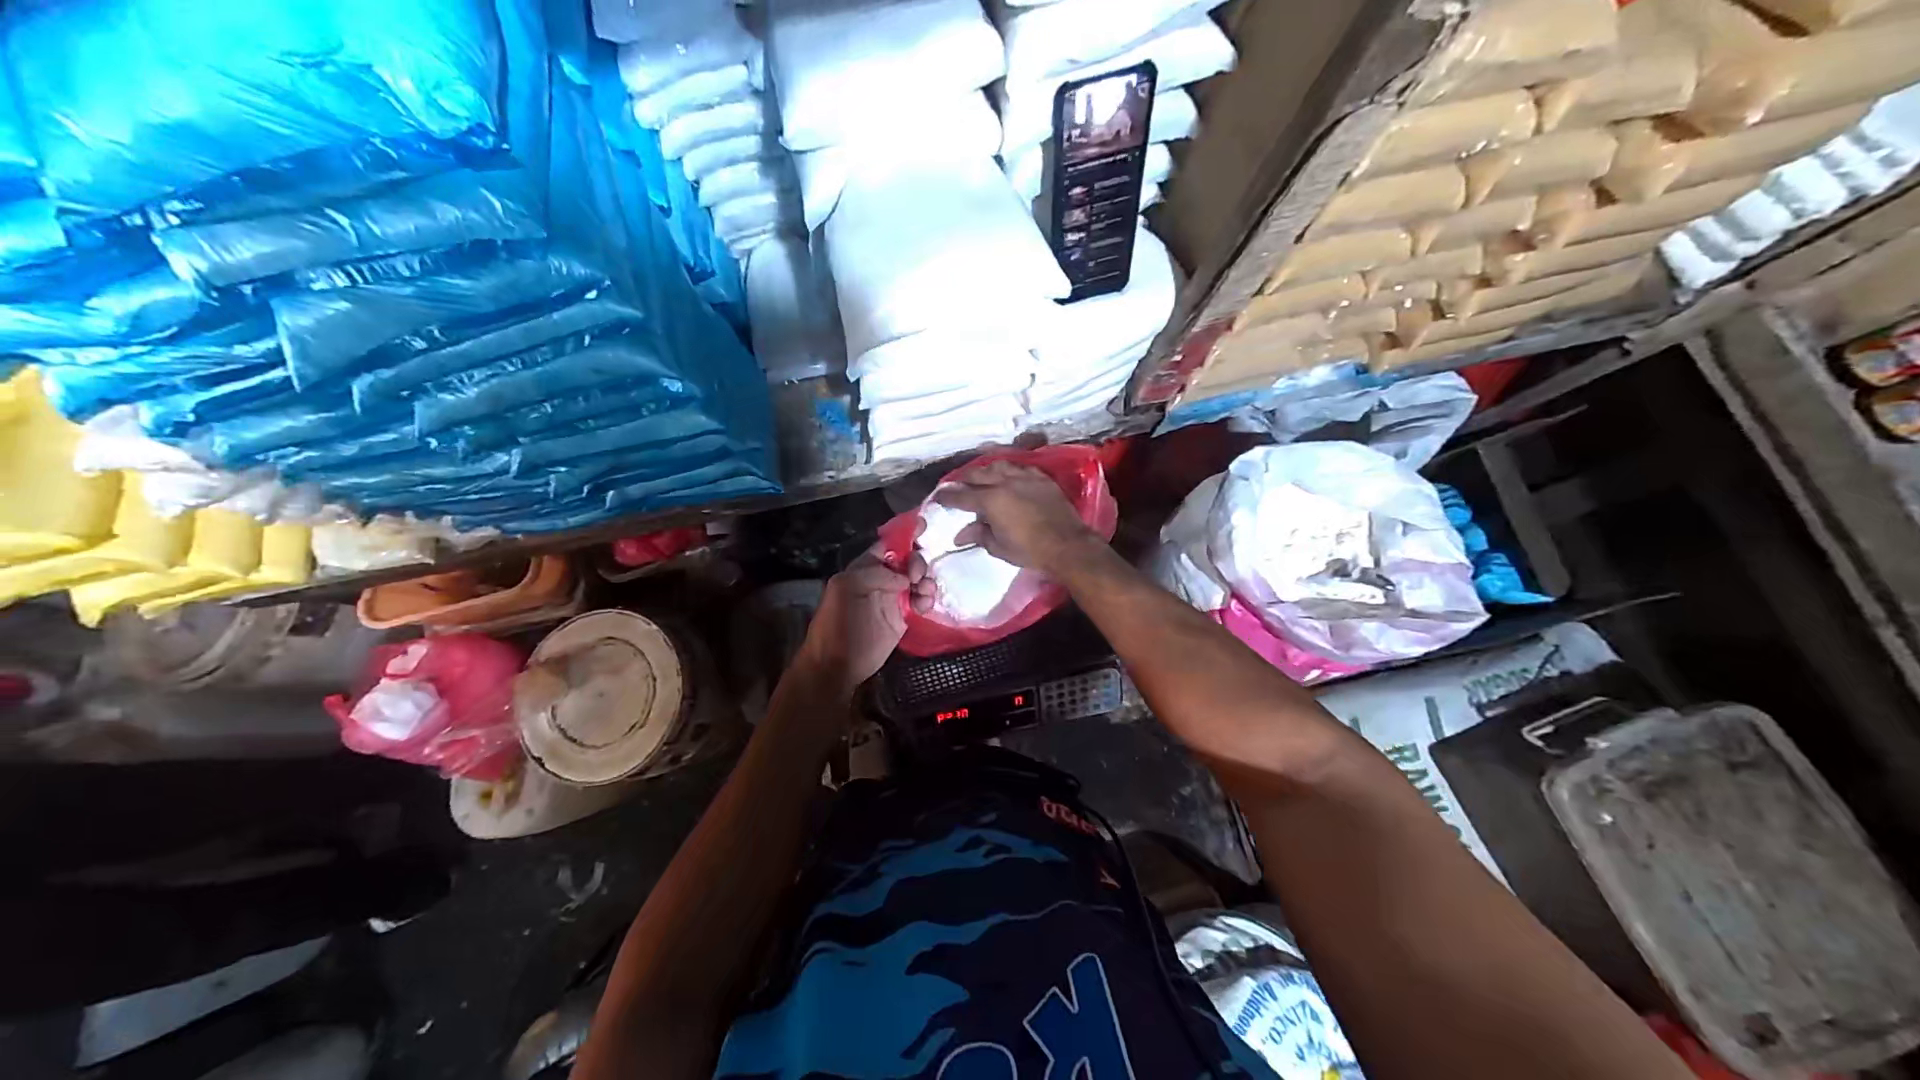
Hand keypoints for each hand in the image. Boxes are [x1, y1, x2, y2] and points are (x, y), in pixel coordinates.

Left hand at [795, 543, 926, 693]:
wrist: (837, 665)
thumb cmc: (837, 624)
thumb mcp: (846, 589)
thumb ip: (874, 573)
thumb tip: (904, 576)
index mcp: (864, 568)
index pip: (887, 545)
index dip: (905, 536)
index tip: (925, 529)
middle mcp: (880, 580)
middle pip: (907, 561)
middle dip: (917, 563)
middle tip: (916, 577)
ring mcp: (893, 599)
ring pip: (917, 581)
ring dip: (925, 581)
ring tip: (924, 593)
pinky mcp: (903, 618)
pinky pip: (921, 601)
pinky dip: (927, 600)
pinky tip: (924, 606)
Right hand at [936, 461, 1104, 575]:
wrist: (1067, 545)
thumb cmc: (1029, 550)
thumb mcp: (998, 547)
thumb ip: (979, 535)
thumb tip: (961, 534)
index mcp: (990, 500)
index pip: (962, 496)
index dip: (947, 497)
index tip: (938, 497)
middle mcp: (1005, 482)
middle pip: (978, 474)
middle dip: (964, 479)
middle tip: (956, 485)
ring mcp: (1025, 477)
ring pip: (999, 465)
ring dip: (986, 470)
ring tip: (981, 476)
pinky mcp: (1042, 478)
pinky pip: (1020, 467)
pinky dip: (1009, 470)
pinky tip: (1008, 475)